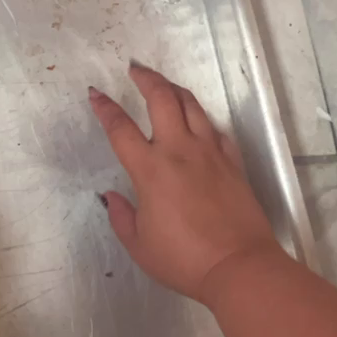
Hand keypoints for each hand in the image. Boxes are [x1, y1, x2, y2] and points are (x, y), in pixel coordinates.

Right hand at [88, 63, 283, 303]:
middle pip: (161, 98)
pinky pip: (215, 129)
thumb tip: (112, 196)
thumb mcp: (140, 246)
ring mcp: (209, 152)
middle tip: (135, 70)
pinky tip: (197, 121)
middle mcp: (179, 150)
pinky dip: (201, 118)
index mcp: (150, 169)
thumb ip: (121, 217)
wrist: (241, 267)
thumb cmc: (185, 260)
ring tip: (164, 84)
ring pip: (191, 105)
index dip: (105, 107)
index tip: (95, 93)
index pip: (121, 128)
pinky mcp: (232, 162)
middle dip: (146, 78)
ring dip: (173, 89)